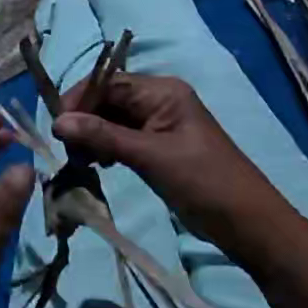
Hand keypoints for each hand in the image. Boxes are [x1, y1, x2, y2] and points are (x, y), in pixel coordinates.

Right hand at [53, 74, 289, 248]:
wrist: (249, 225)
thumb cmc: (204, 183)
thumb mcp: (150, 156)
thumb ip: (103, 135)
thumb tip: (57, 121)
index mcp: (162, 91)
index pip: (108, 82)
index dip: (79, 100)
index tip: (57, 128)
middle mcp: (158, 100)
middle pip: (107, 99)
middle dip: (84, 121)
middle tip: (69, 152)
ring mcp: (158, 124)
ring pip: (111, 120)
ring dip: (92, 137)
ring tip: (82, 161)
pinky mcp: (157, 147)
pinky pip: (121, 138)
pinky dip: (105, 148)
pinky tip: (99, 165)